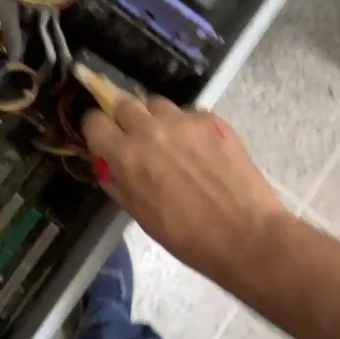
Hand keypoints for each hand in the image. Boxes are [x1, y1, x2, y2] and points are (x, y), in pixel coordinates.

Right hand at [83, 96, 293, 280]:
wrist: (245, 235)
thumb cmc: (186, 236)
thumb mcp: (139, 215)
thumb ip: (118, 183)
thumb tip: (109, 165)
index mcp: (126, 156)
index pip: (94, 121)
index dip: (96, 128)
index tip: (103, 137)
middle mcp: (150, 130)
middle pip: (123, 102)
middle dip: (123, 117)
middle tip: (134, 135)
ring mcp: (183, 121)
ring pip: (156, 103)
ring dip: (155, 118)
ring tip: (169, 139)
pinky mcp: (211, 120)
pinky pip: (189, 113)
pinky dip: (187, 126)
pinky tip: (200, 149)